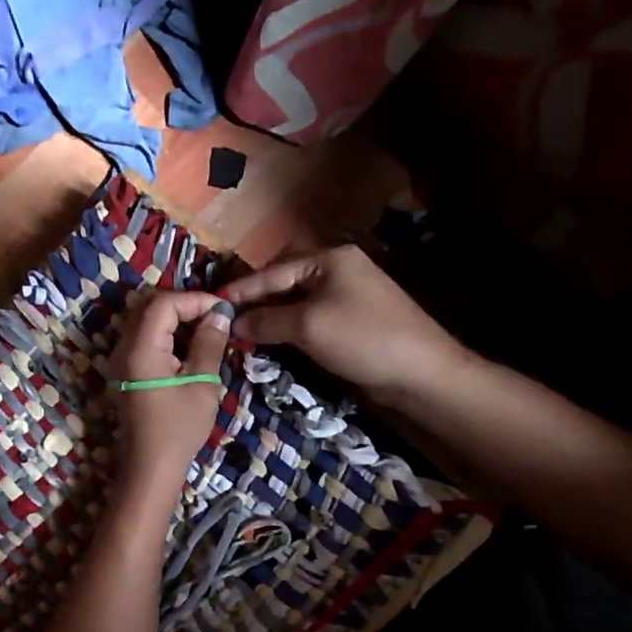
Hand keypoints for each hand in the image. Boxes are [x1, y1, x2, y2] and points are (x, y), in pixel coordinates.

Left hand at [109, 289, 231, 496]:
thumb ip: (209, 343)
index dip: (195, 299)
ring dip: (178, 321)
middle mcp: (124, 348)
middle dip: (185, 306)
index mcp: (141, 347)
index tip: (223, 309)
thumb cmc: (179, 427)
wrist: (151, 467)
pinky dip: (169, 336)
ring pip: (148, 323)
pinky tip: (192, 349)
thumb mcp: (202, 383)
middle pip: (151, 308)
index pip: (164, 303)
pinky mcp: (128, 373)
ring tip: (209, 330)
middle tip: (216, 316)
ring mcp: (123, 361)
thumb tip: (220, 314)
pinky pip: (146, 340)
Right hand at [222, 245, 467, 399]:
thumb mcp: (308, 326)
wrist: (420, 372)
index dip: (242, 289)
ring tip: (241, 333)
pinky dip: (291, 330)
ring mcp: (348, 297)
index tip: (212, 302)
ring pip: (298, 303)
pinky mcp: (353, 323)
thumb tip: (232, 322)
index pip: (274, 271)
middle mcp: (338, 271)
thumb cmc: (362, 338)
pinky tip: (273, 343)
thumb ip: (266, 321)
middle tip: (224, 319)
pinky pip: (312, 320)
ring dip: (272, 318)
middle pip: (285, 283)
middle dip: (256, 302)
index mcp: (330, 259)